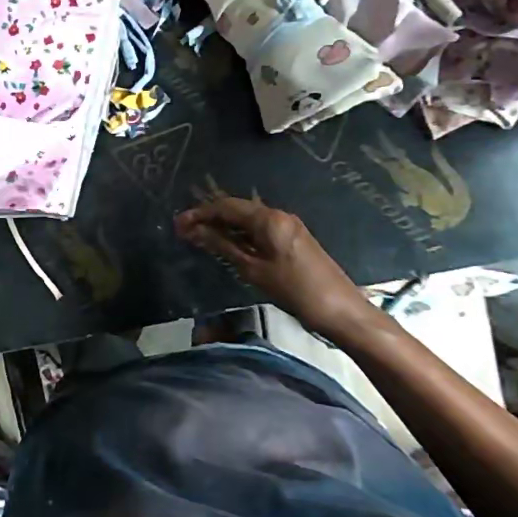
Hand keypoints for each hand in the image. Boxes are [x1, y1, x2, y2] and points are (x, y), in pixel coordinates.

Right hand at [175, 196, 375, 339]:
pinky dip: (238, 235)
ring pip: (247, 220)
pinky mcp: (292, 239)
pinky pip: (258, 229)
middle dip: (209, 218)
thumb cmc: (294, 289)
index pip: (226, 206)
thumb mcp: (252, 269)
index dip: (199, 214)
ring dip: (223, 227)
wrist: (340, 309)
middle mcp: (278, 215)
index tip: (177, 225)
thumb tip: (194, 231)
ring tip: (199, 238)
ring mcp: (287, 226)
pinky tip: (226, 246)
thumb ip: (222, 246)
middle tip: (184, 231)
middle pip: (236, 209)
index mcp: (268, 219)